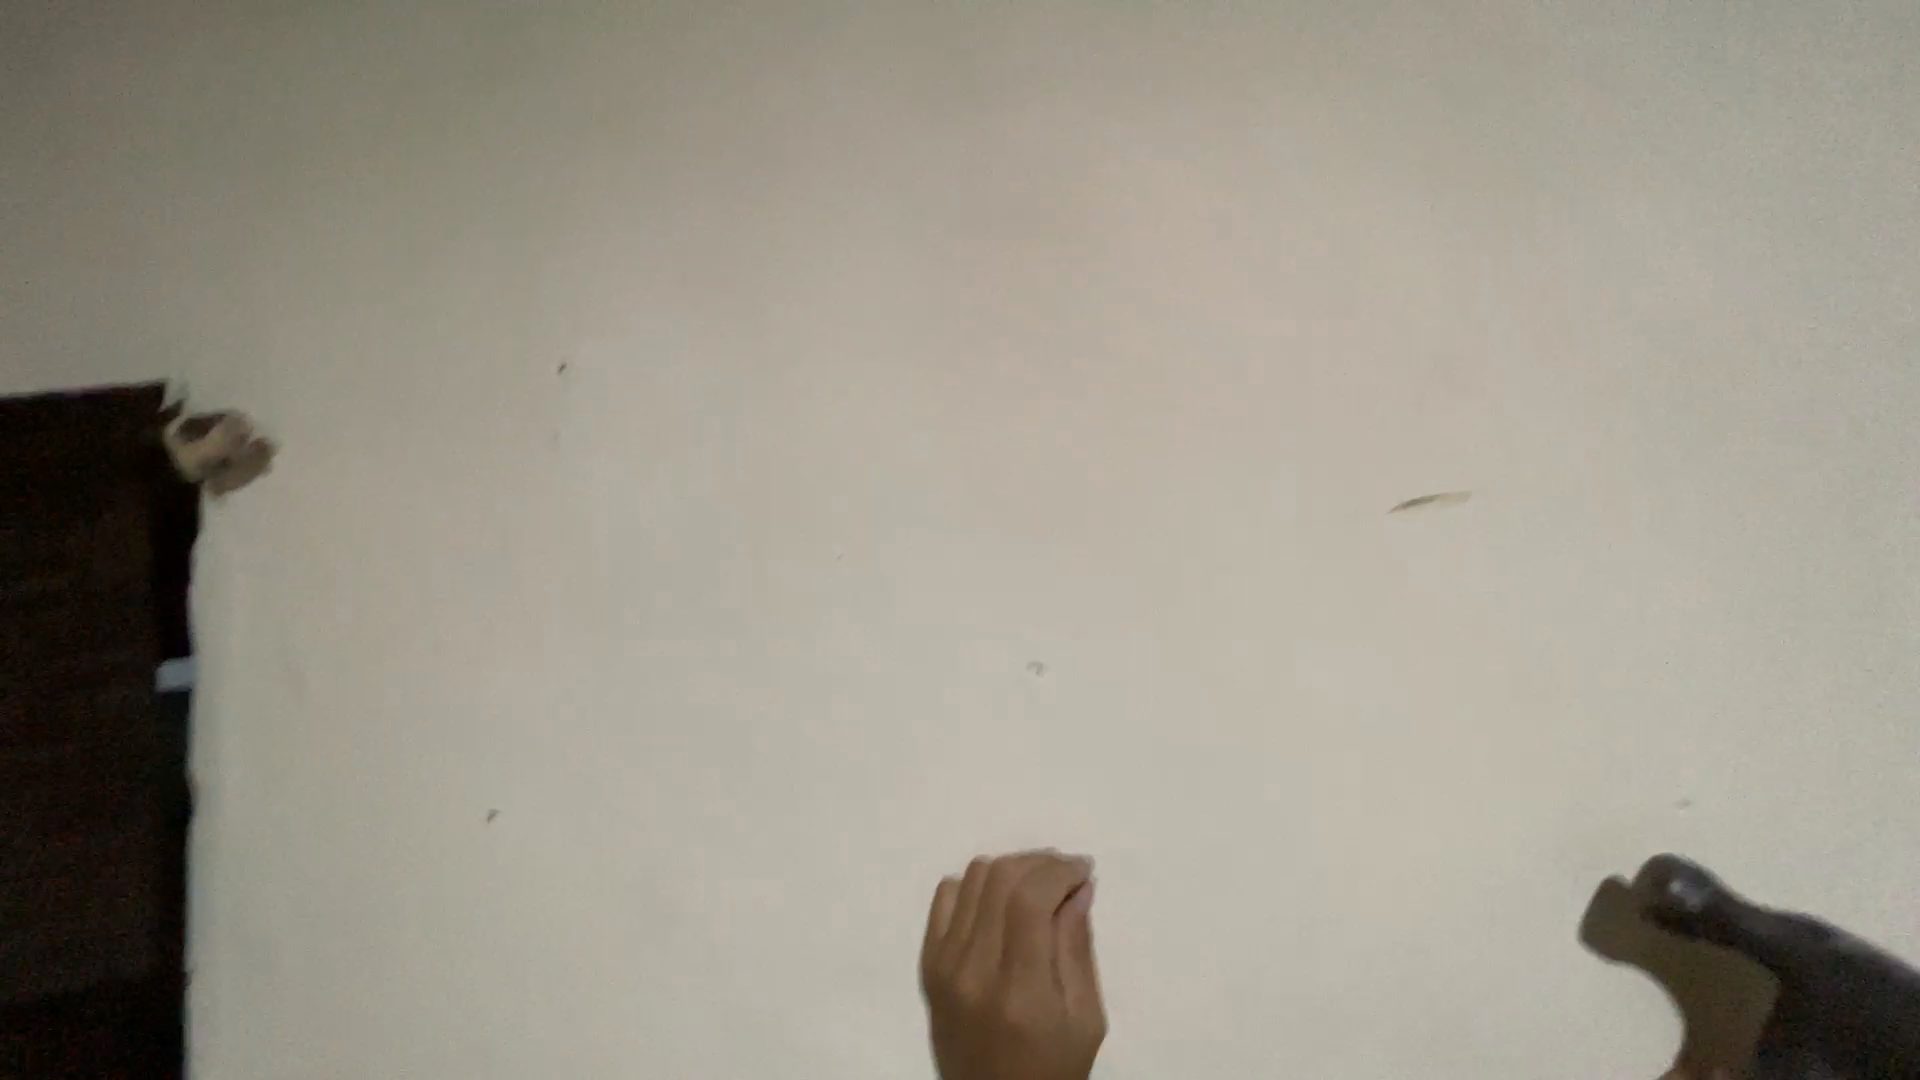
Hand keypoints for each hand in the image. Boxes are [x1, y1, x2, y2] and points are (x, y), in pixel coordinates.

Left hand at [919, 850, 1105, 1079]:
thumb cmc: (1052, 1069)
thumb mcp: (1086, 1019)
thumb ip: (1078, 946)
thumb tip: (1078, 885)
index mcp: (1019, 991)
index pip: (1029, 900)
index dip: (1058, 871)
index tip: (1083, 868)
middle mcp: (972, 970)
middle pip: (999, 879)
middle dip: (1040, 862)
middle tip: (1066, 872)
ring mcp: (943, 964)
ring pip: (972, 878)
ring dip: (1010, 869)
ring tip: (1037, 885)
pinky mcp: (927, 963)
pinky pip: (945, 895)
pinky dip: (975, 885)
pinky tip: (998, 902)